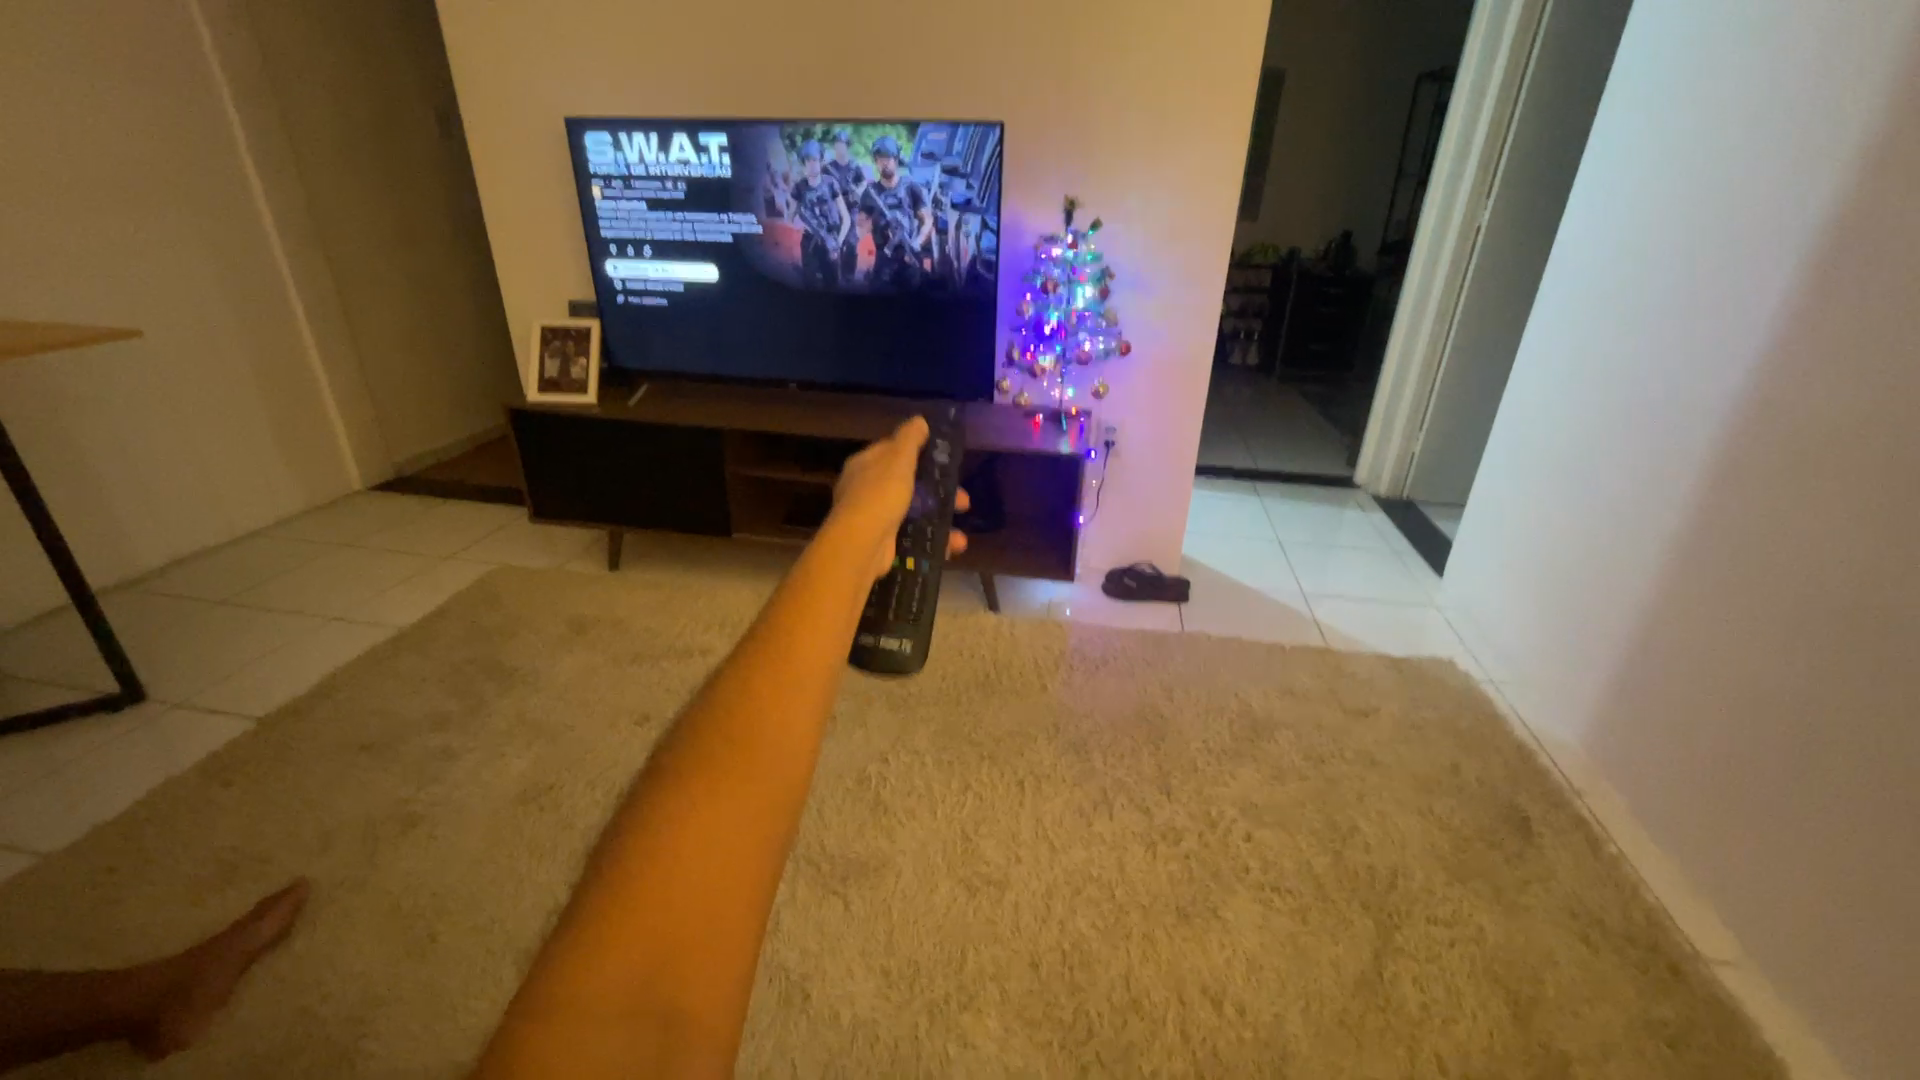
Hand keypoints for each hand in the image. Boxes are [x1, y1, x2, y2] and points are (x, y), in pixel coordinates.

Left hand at [829, 417, 969, 580]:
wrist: (862, 545)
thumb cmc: (880, 494)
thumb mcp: (898, 459)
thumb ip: (910, 438)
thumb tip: (920, 420)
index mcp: (866, 464)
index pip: (893, 451)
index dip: (919, 453)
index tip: (944, 460)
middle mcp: (867, 490)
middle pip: (909, 485)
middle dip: (940, 493)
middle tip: (963, 501)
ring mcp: (876, 518)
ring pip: (915, 514)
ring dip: (941, 522)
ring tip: (960, 535)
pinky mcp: (884, 543)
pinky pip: (915, 537)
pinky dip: (934, 541)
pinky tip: (952, 547)